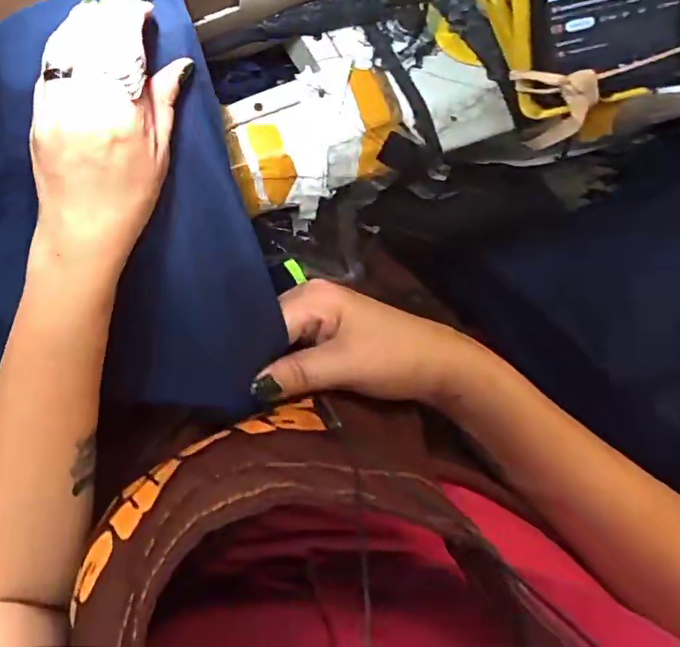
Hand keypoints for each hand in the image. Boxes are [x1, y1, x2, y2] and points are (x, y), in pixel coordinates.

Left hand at [30, 0, 194, 264]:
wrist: (79, 230)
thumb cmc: (128, 198)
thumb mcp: (159, 152)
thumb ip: (163, 102)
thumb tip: (177, 64)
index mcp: (120, 115)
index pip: (123, 50)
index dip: (130, 23)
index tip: (139, 11)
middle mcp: (83, 107)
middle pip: (91, 45)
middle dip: (104, 17)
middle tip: (117, 4)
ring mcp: (54, 111)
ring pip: (64, 53)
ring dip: (78, 26)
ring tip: (93, 12)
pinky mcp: (37, 118)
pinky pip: (46, 72)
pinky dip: (58, 49)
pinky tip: (69, 38)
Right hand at [251, 279, 493, 411]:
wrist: (447, 368)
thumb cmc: (395, 359)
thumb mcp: (343, 367)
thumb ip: (295, 373)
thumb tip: (251, 385)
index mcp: (310, 294)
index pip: (265, 320)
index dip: (249, 349)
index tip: (232, 377)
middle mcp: (308, 294)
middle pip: (269, 325)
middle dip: (256, 354)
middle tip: (237, 384)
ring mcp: (318, 310)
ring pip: (280, 335)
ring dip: (271, 360)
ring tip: (251, 384)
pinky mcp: (327, 328)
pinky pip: (294, 342)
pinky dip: (287, 361)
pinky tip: (277, 378)